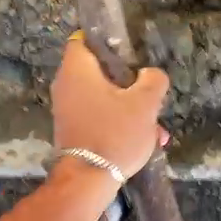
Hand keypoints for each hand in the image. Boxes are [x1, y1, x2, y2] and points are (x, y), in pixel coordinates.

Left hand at [51, 33, 170, 178]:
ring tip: (155, 126)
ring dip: (129, 107)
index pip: (84, 39)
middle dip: (128, 82)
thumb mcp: (145, 104)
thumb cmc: (114, 134)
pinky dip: (119, 123)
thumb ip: (153, 80)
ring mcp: (68, 110)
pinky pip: (100, 117)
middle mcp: (66, 86)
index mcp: (77, 70)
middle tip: (148, 90)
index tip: (129, 51)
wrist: (87, 181)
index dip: (107, 40)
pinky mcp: (74, 130)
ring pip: (104, 97)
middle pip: (99, 71)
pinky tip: (146, 140)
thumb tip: (150, 74)